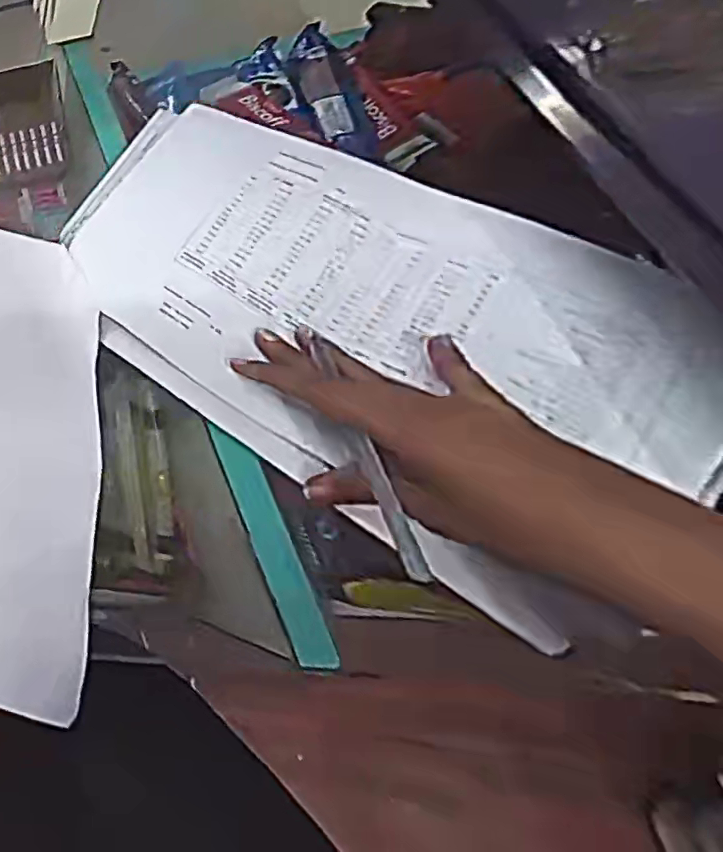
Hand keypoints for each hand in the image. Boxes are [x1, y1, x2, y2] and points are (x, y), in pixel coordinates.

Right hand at [230, 330, 712, 597]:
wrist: (622, 533)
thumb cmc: (528, 524)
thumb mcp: (428, 510)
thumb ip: (367, 490)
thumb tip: (321, 486)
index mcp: (405, 428)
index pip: (324, 396)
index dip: (279, 377)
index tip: (250, 363)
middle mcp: (430, 410)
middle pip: (349, 378)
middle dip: (303, 359)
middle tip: (270, 338)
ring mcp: (463, 410)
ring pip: (388, 379)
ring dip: (347, 363)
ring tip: (316, 342)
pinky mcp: (494, 418)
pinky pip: (459, 382)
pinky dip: (442, 365)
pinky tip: (436, 347)